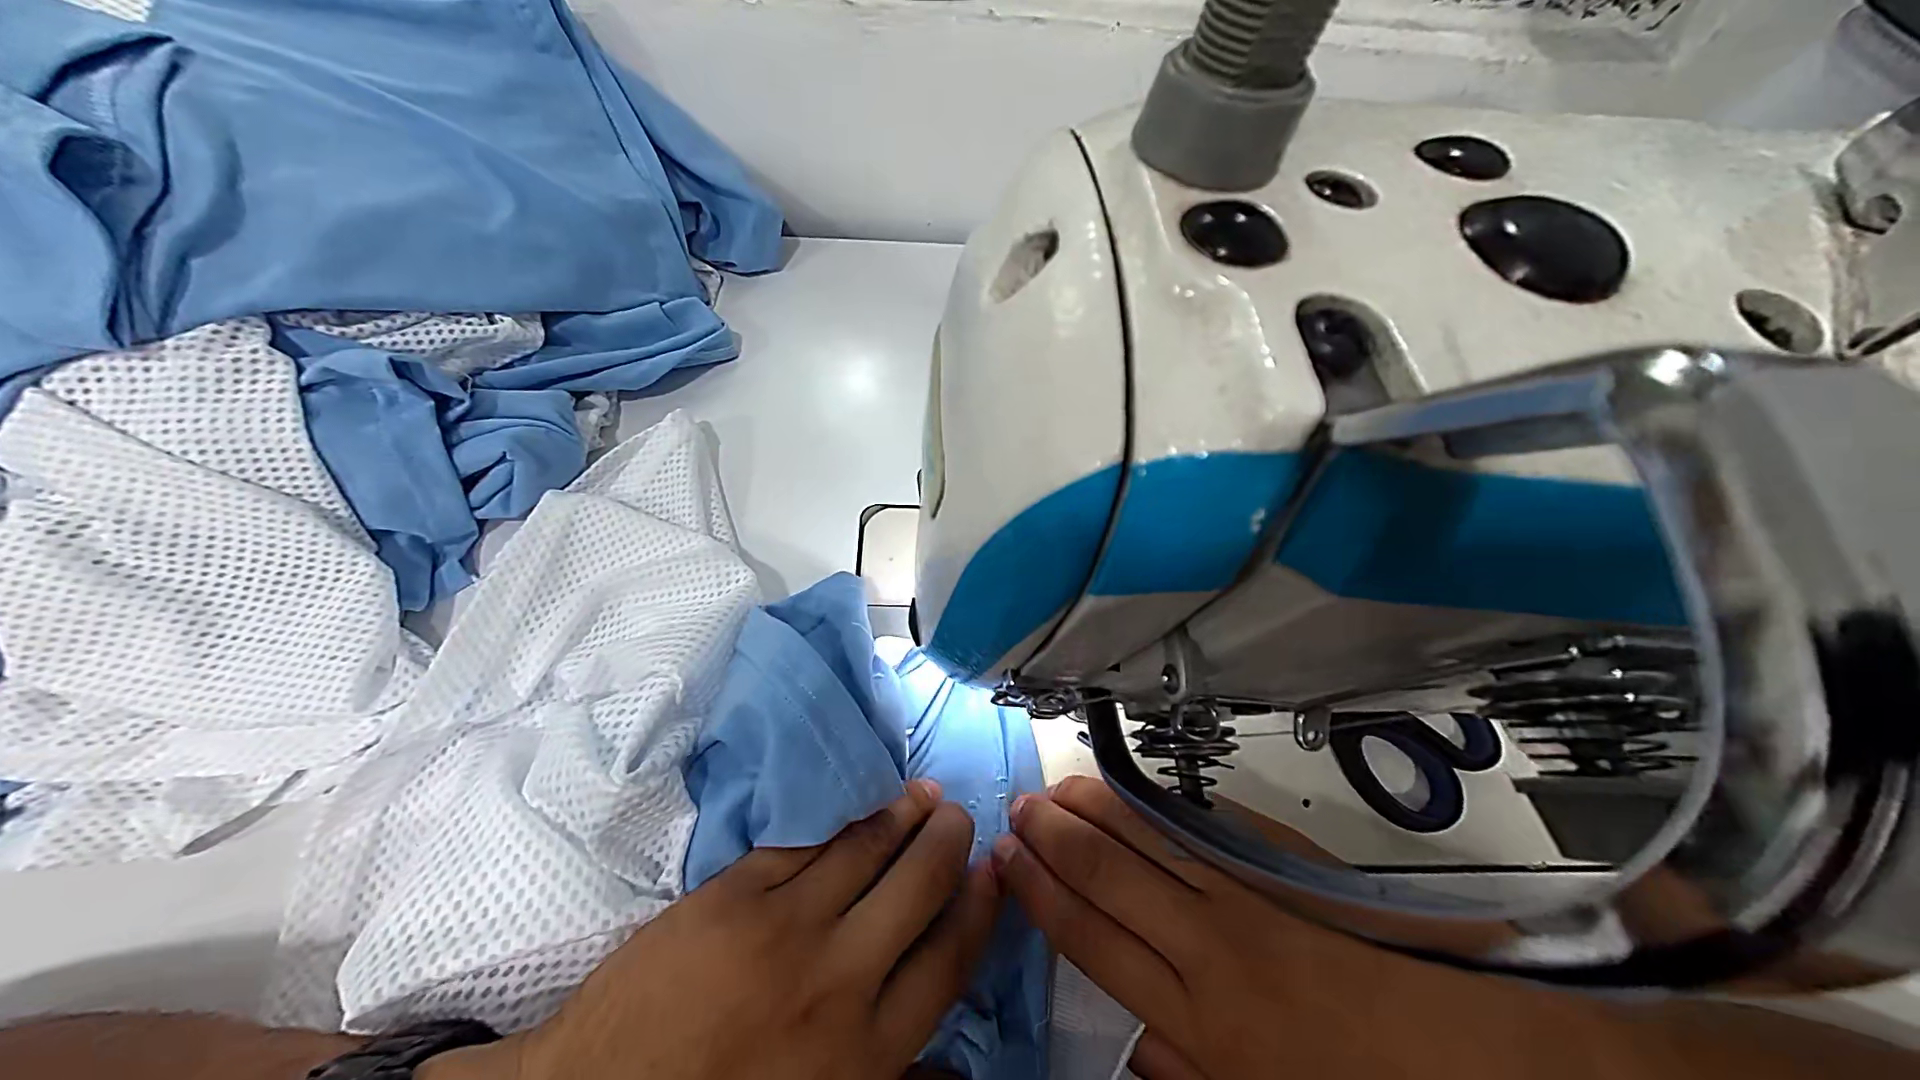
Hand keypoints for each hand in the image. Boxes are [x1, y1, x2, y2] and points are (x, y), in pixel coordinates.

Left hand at [425, 779, 998, 1079]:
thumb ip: (893, 1076)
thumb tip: (954, 1060)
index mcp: (864, 1049)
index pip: (949, 957)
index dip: (979, 905)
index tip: (992, 871)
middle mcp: (838, 978)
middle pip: (918, 886)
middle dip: (947, 841)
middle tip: (958, 815)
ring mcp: (783, 926)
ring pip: (865, 850)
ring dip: (902, 815)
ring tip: (924, 793)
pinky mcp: (733, 894)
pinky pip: (804, 843)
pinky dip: (841, 820)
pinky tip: (858, 803)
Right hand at [991, 776, 1627, 1079]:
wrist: (1477, 1044)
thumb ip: (1185, 1068)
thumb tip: (1127, 1037)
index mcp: (1199, 1018)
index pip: (1091, 938)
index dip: (1042, 895)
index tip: (1007, 861)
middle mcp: (1206, 943)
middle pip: (1108, 876)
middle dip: (1055, 837)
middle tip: (1018, 806)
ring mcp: (1243, 892)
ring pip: (1146, 839)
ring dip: (1094, 809)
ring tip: (1054, 786)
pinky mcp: (1277, 859)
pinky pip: (1198, 825)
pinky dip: (1154, 804)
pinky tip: (1127, 789)